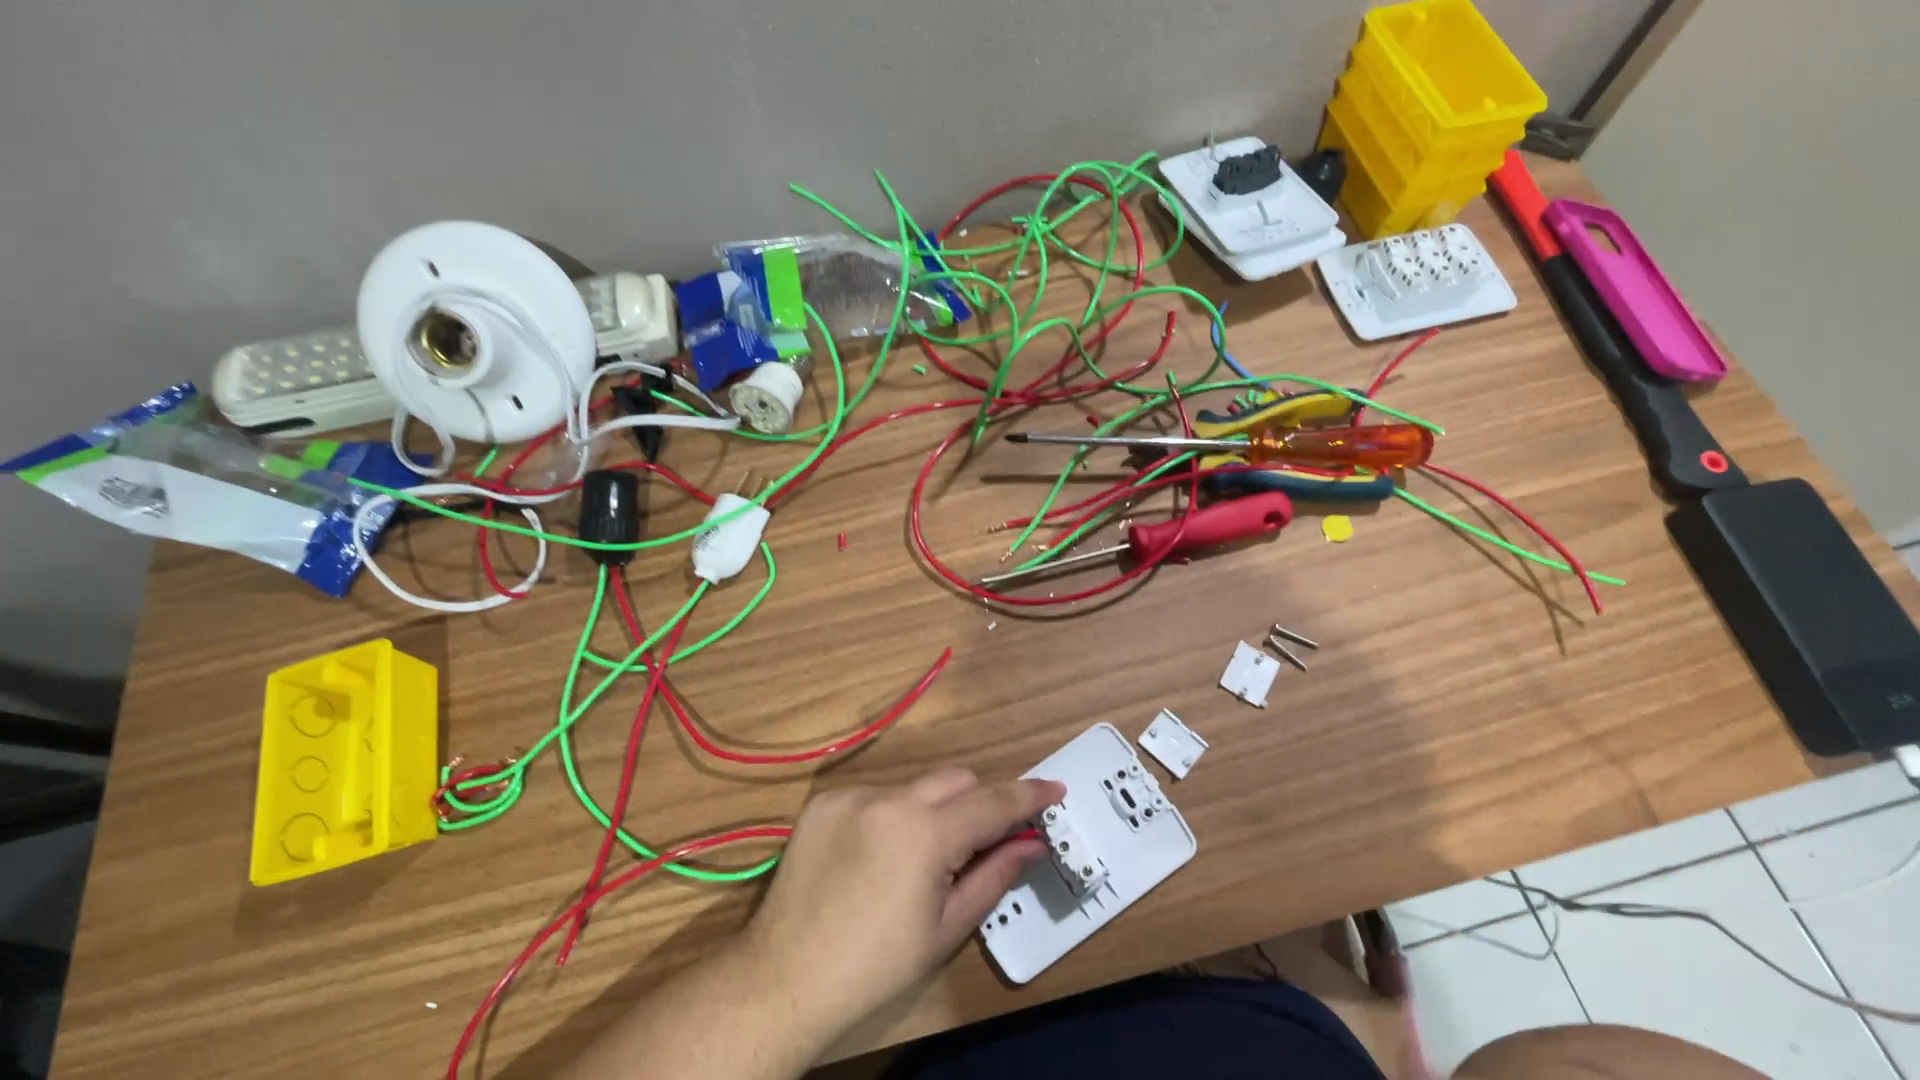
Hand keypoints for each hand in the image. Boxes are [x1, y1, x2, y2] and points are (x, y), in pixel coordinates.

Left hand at [738, 768, 1065, 1035]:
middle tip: (984, 844)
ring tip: (918, 863)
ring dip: (932, 812)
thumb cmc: (876, 965)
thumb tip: (1031, 844)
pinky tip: (876, 859)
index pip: (993, 803)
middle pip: (956, 780)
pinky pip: (875, 797)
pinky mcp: (822, 804)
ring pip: (914, 788)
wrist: (785, 977)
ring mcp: (850, 797)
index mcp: (925, 833)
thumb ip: (994, 876)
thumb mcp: (946, 928)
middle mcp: (888, 799)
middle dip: (979, 804)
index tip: (1054, 789)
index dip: (1029, 796)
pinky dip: (890, 817)